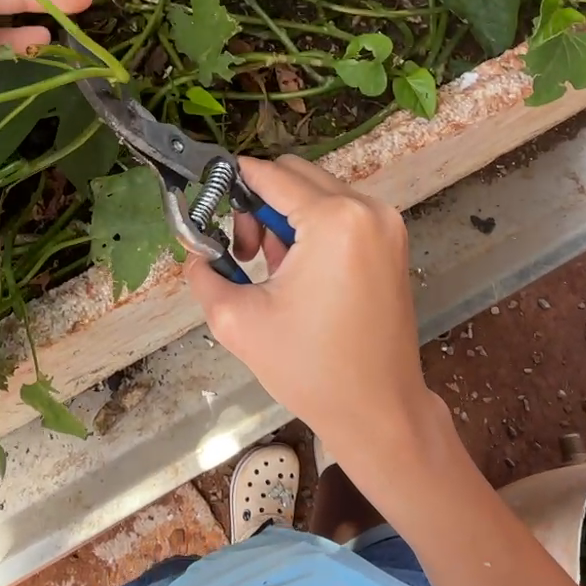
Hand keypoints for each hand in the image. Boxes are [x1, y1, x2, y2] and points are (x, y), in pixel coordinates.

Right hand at [186, 156, 442, 450]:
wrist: (379, 411)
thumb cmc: (310, 369)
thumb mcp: (237, 321)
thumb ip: (204, 274)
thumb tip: (194, 250)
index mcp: (334, 220)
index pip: (271, 175)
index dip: (232, 180)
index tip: (208, 198)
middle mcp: (366, 209)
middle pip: (295, 174)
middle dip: (259, 202)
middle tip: (245, 252)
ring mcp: (386, 224)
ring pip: (317, 191)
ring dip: (285, 216)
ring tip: (271, 269)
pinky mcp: (391, 241)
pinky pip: (339, 212)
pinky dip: (312, 227)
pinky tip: (300, 272)